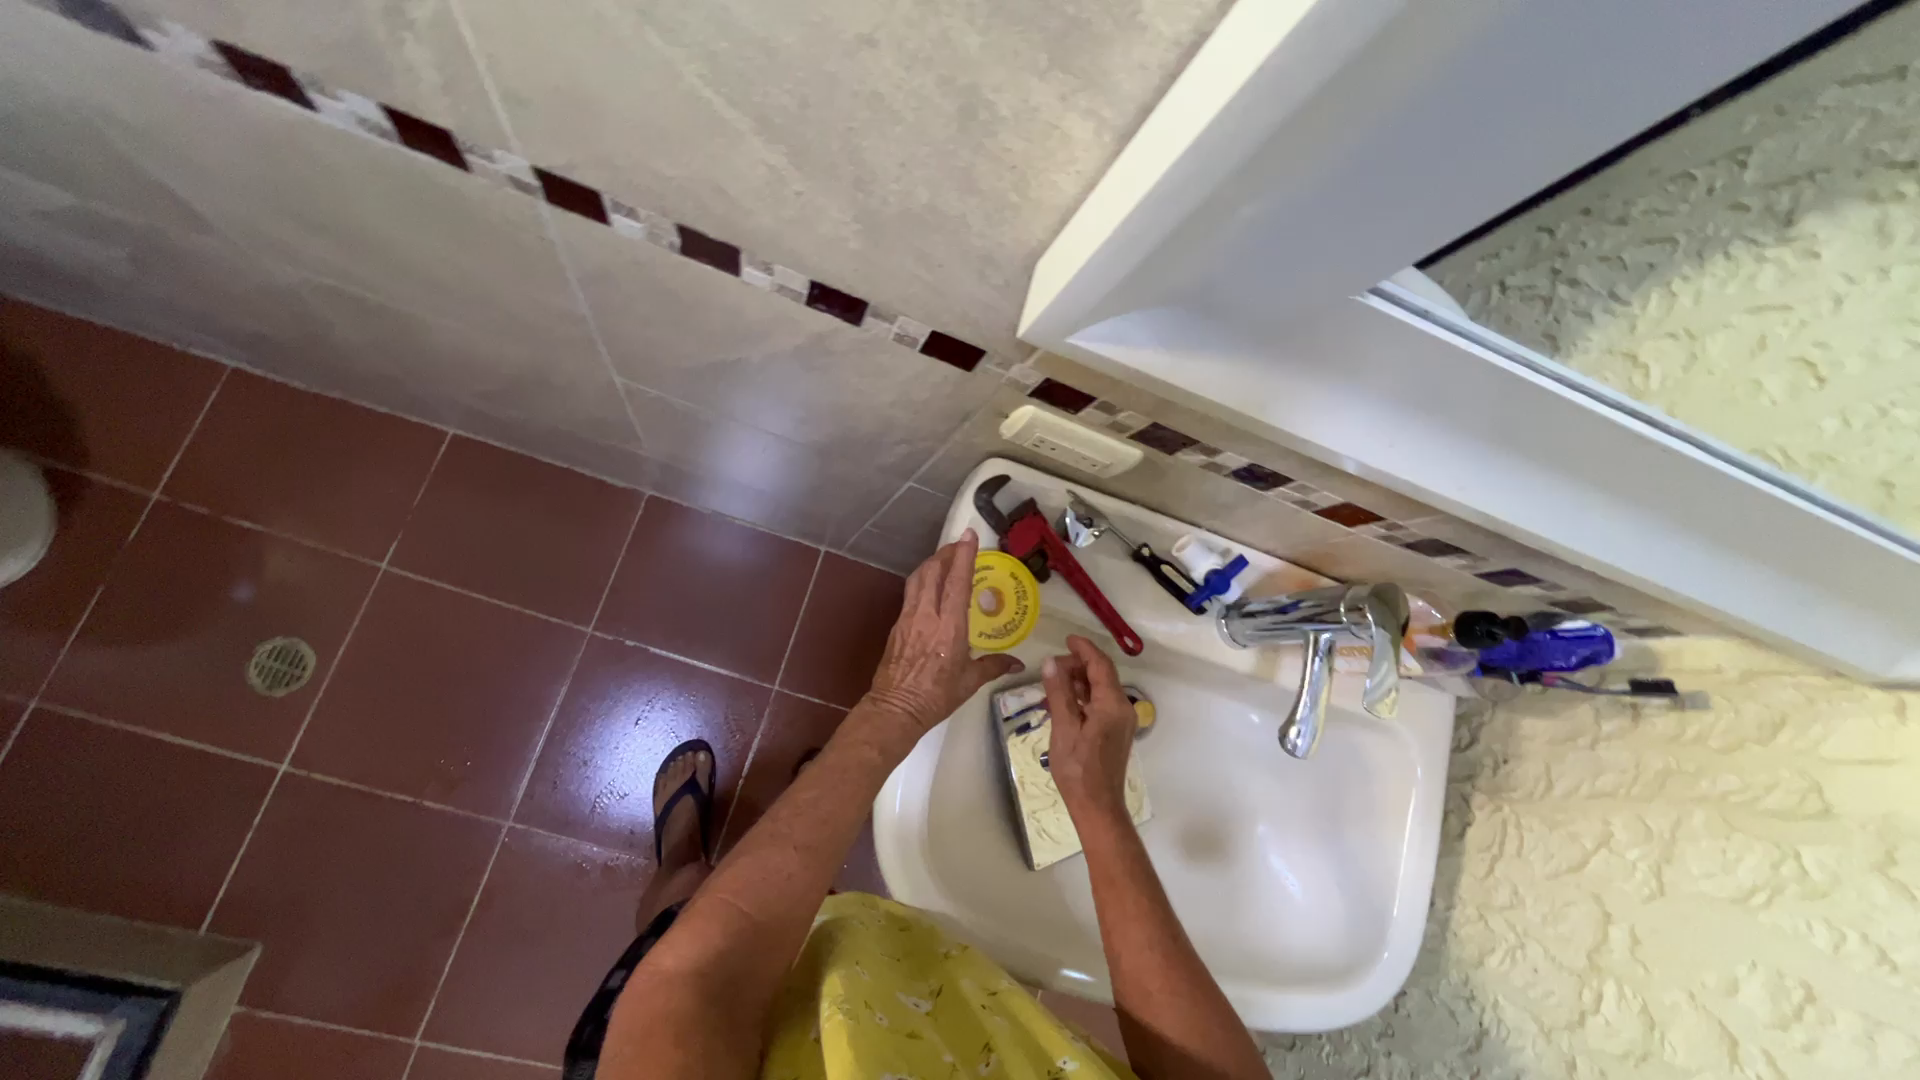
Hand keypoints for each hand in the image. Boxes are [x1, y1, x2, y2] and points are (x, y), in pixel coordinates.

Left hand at [863, 528, 1024, 739]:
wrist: (895, 708)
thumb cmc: (936, 697)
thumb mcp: (969, 682)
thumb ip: (994, 666)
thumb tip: (1018, 663)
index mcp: (950, 626)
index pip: (957, 581)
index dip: (964, 555)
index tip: (969, 536)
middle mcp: (927, 615)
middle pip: (932, 572)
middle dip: (946, 553)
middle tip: (959, 545)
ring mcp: (909, 618)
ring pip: (917, 579)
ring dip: (931, 564)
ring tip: (944, 559)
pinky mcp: (897, 626)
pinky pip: (910, 594)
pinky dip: (921, 582)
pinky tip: (929, 586)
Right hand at [1041, 635, 1136, 818]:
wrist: (1097, 806)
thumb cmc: (1077, 769)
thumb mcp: (1063, 727)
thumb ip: (1058, 692)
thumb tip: (1050, 662)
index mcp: (1112, 704)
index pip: (1100, 665)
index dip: (1084, 649)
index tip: (1066, 639)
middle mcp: (1122, 708)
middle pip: (1102, 675)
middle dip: (1077, 666)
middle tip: (1050, 669)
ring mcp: (1121, 721)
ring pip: (1101, 689)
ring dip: (1078, 682)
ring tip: (1052, 685)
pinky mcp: (1115, 732)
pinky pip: (1100, 704)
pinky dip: (1083, 697)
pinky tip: (1063, 702)